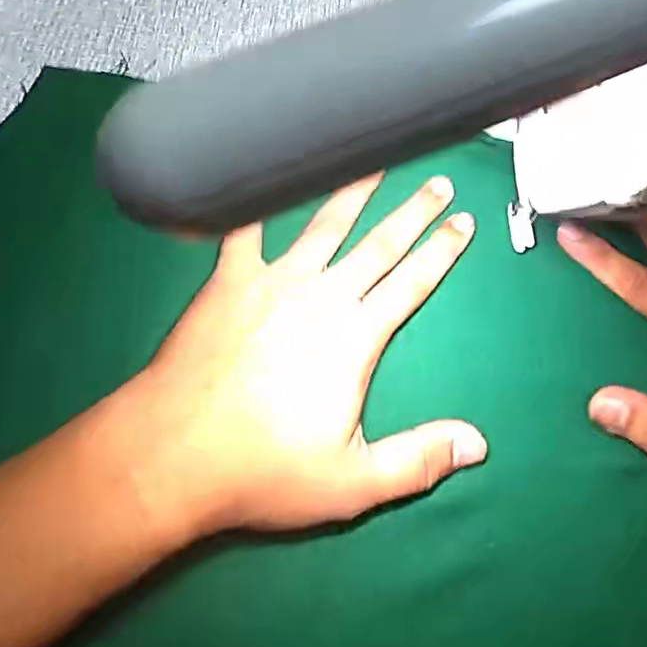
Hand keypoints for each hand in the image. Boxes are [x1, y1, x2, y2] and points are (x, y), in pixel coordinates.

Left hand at [107, 174, 483, 540]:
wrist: (168, 456)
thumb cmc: (262, 470)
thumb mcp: (351, 481)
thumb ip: (417, 460)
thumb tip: (478, 444)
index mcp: (355, 336)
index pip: (412, 282)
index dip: (443, 251)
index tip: (464, 222)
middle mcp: (321, 296)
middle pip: (380, 244)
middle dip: (415, 211)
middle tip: (439, 183)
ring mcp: (273, 282)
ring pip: (325, 226)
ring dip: (354, 193)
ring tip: (375, 165)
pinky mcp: (229, 281)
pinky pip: (246, 233)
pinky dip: (257, 207)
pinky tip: (263, 183)